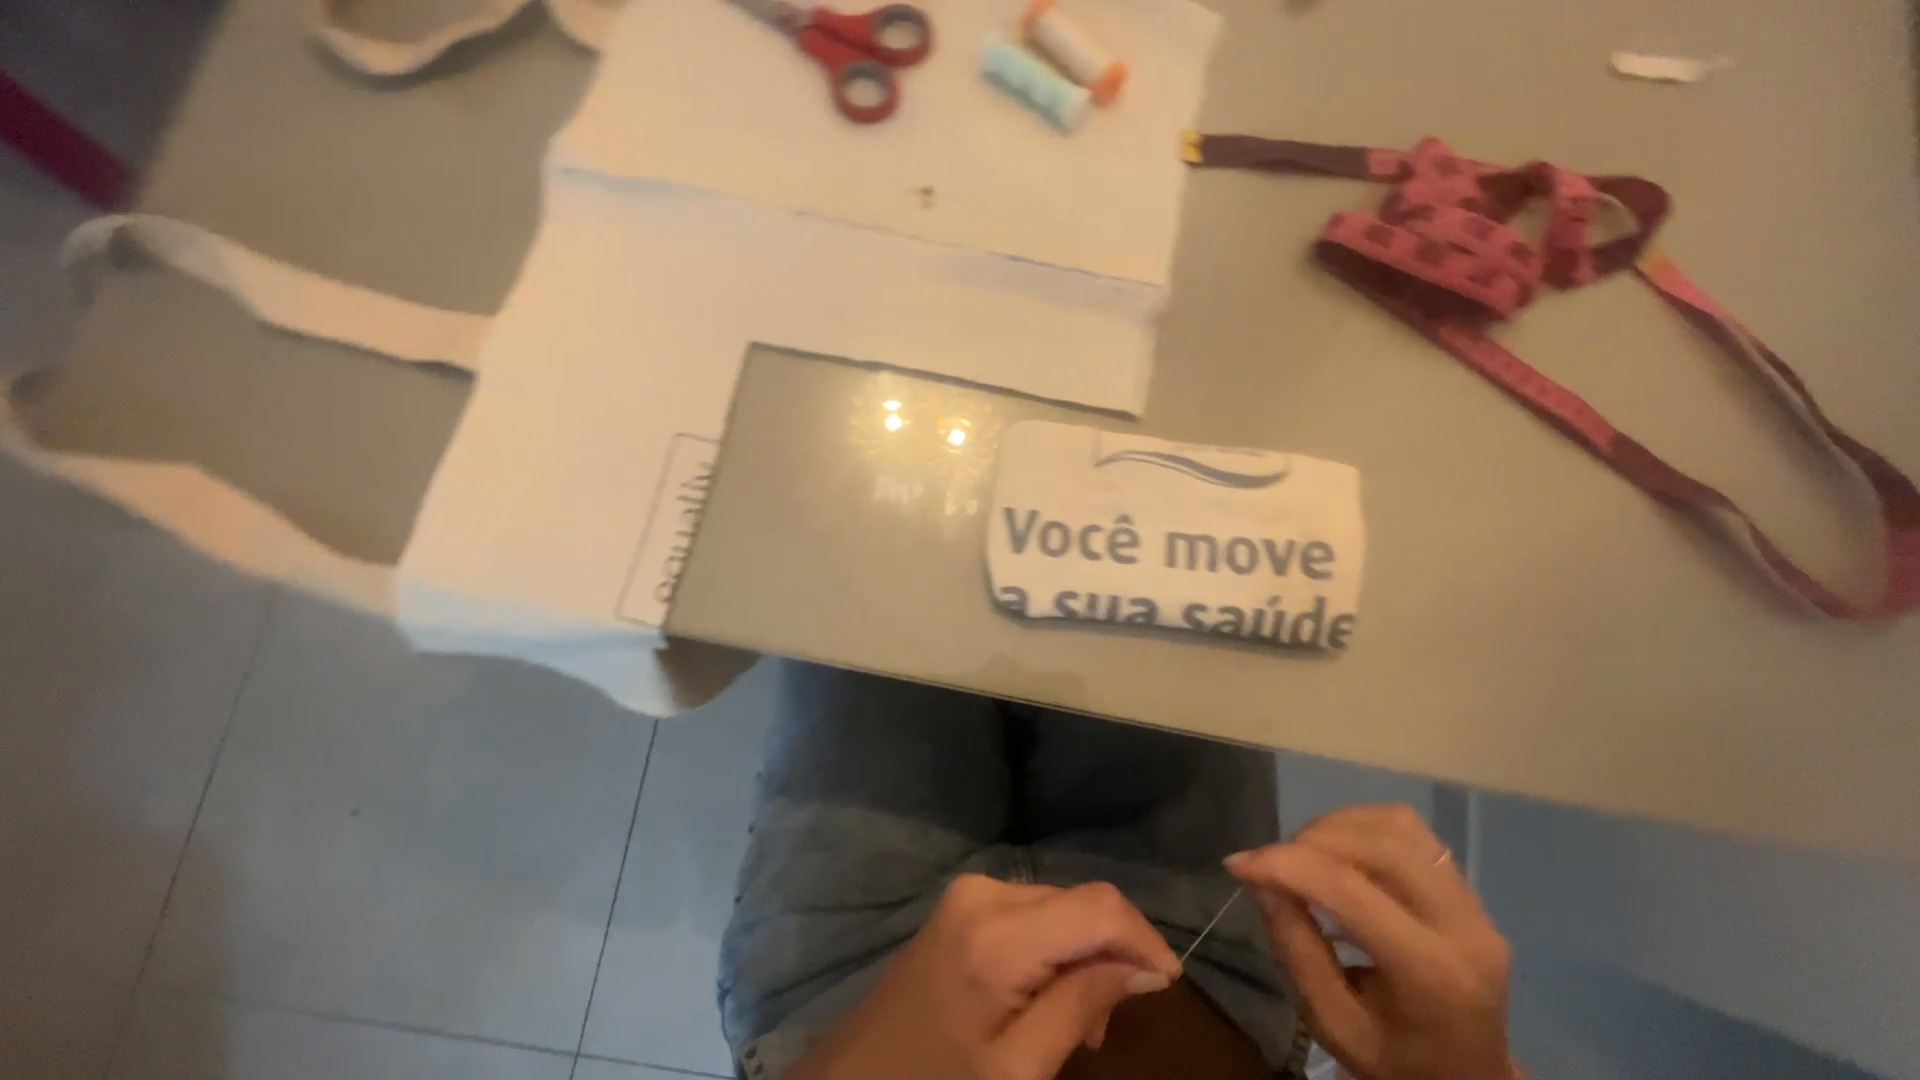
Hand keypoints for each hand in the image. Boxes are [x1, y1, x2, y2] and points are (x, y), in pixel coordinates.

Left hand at [789, 874, 1182, 1079]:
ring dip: (1085, 951)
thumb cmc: (940, 1079)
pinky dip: (1055, 946)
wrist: (858, 1075)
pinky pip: (1031, 911)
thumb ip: (1081, 1006)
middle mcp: (985, 892)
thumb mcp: (1018, 1068)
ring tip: (1083, 1019)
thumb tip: (1147, 967)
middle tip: (1112, 1023)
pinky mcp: (962, 903)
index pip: (1099, 905)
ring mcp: (968, 892)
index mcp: (998, 933)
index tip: (1165, 987)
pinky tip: (1049, 993)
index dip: (1144, 939)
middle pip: (1081, 902)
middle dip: (1112, 952)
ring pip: (1060, 904)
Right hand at [1226, 804, 1513, 1079]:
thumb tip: (1262, 883)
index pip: (1351, 891)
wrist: (1469, 1077)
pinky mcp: (1467, 888)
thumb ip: (1297, 953)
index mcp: (1432, 974)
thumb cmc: (1395, 1060)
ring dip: (1337, 827)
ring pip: (1397, 825)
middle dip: (1311, 840)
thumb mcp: (1333, 1026)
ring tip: (1304, 856)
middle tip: (1272, 863)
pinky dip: (1361, 826)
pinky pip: (1410, 830)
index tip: (1238, 864)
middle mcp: (1464, 927)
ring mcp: (1474, 902)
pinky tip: (1338, 852)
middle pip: (1381, 845)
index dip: (1286, 865)